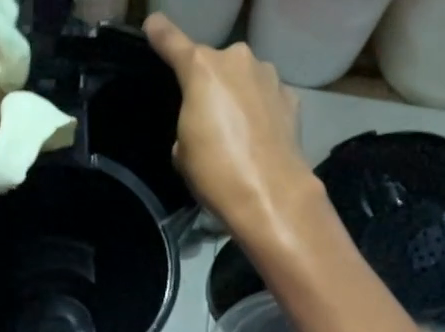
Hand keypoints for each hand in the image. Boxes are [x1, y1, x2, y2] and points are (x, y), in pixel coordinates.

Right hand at [144, 14, 314, 236]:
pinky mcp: (291, 97)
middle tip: (206, 119)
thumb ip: (187, 125)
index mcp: (202, 69)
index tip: (153, 26)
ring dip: (238, 96)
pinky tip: (259, 137)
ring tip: (236, 132)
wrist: (271, 194)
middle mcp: (237, 60)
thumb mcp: (183, 152)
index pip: (172, 42)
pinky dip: (260, 111)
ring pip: (244, 79)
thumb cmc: (216, 172)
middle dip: (209, 83)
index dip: (160, 34)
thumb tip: (203, 126)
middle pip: (215, 65)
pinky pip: (266, 97)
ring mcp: (269, 76)